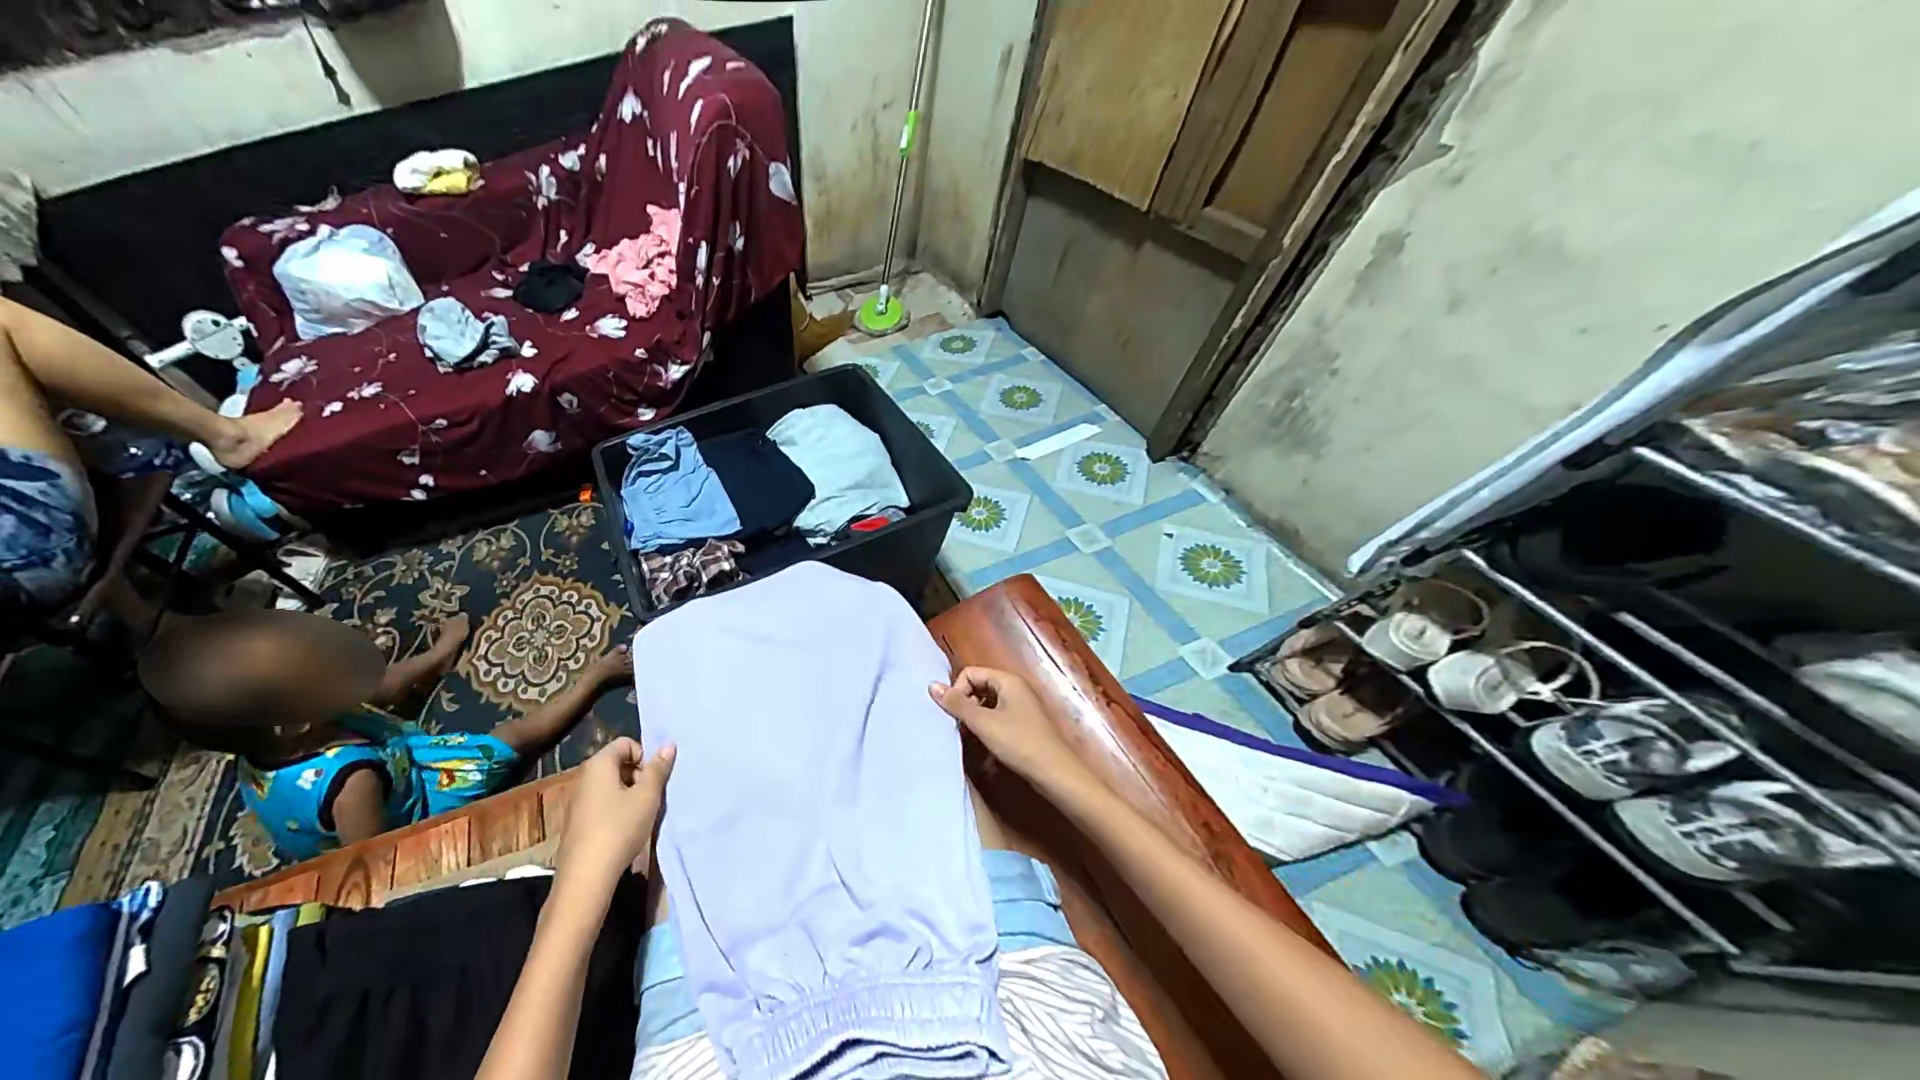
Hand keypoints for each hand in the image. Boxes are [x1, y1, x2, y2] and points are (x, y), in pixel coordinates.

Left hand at [555, 737, 674, 888]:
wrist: (586, 876)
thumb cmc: (619, 828)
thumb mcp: (647, 796)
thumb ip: (658, 769)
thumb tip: (668, 745)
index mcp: (598, 765)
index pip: (626, 743)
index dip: (645, 756)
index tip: (653, 779)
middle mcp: (584, 778)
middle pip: (618, 763)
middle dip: (639, 775)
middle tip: (651, 796)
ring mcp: (577, 802)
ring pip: (611, 786)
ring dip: (630, 794)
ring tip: (641, 814)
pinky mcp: (576, 823)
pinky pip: (602, 804)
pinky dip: (617, 810)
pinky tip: (625, 830)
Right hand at [929, 667, 1094, 793]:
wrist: (1054, 772)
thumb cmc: (1019, 742)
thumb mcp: (983, 723)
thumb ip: (957, 704)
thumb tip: (932, 685)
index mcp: (1008, 680)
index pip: (971, 673)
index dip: (958, 690)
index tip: (954, 714)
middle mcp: (1016, 687)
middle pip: (980, 686)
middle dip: (966, 703)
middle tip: (961, 726)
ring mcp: (1022, 705)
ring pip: (988, 702)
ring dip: (976, 716)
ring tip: (972, 736)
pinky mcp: (1025, 723)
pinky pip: (999, 715)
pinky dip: (988, 725)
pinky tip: (986, 744)